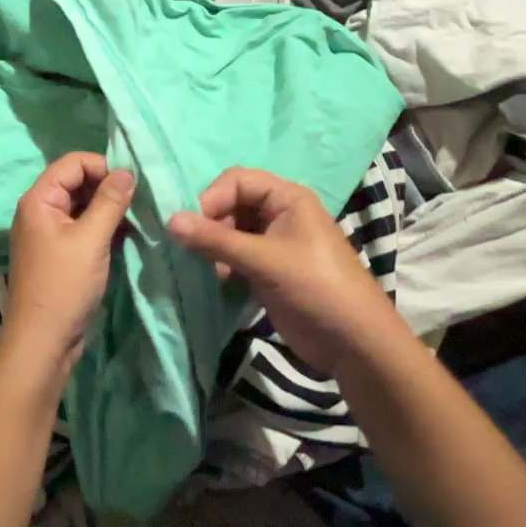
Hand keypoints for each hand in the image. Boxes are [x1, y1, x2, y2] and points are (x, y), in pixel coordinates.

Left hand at [4, 153, 135, 368]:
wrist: (43, 342)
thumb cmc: (64, 286)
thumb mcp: (91, 240)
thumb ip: (110, 202)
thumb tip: (127, 171)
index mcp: (39, 199)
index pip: (73, 163)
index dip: (103, 166)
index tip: (133, 184)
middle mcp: (40, 210)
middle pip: (77, 182)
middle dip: (108, 188)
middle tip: (139, 202)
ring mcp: (49, 233)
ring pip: (82, 206)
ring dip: (109, 210)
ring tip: (137, 219)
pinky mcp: (59, 253)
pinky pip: (83, 228)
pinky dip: (103, 228)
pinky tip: (126, 237)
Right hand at [168, 167, 399, 372]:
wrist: (356, 345)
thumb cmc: (316, 288)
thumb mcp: (265, 261)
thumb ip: (216, 240)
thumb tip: (169, 221)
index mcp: (287, 198)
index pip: (236, 181)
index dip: (211, 198)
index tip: (191, 226)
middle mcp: (279, 213)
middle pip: (230, 204)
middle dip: (209, 224)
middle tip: (191, 249)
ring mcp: (273, 242)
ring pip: (230, 231)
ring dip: (213, 246)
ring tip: (201, 266)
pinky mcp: (268, 269)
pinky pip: (235, 255)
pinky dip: (222, 264)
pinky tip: (216, 281)